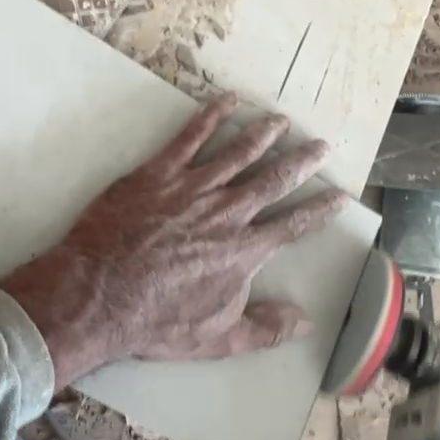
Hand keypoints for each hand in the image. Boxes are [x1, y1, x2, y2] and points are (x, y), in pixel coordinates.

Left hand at [0, 93, 348, 386]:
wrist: (97, 296)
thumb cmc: (156, 321)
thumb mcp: (218, 339)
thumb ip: (265, 330)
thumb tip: (305, 321)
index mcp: (244, 250)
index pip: (295, 224)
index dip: (322, 209)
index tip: (342, 194)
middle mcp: (227, 212)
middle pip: (275, 179)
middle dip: (303, 161)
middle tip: (321, 145)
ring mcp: (193, 188)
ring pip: (239, 151)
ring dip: (264, 133)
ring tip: (281, 120)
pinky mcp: (160, 172)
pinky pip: (191, 136)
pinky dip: (212, 115)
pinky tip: (228, 99)